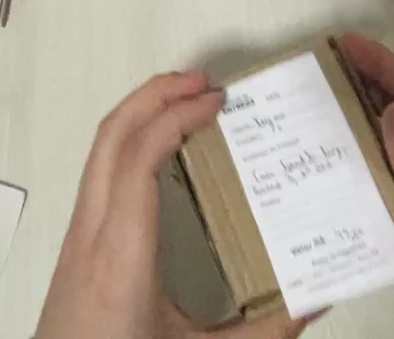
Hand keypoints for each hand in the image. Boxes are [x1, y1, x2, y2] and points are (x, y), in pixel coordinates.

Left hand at [38, 71, 314, 338]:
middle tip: (204, 81)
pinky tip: (163, 146)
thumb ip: (263, 334)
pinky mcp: (76, 237)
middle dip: (155, 94)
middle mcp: (91, 229)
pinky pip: (101, 165)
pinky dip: (132, 136)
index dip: (176, 117)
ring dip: (142, 110)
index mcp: (122, 254)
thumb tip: (317, 296)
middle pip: (112, 134)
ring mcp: (76, 230)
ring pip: (101, 145)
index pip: (138, 158)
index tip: (218, 101)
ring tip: (188, 100)